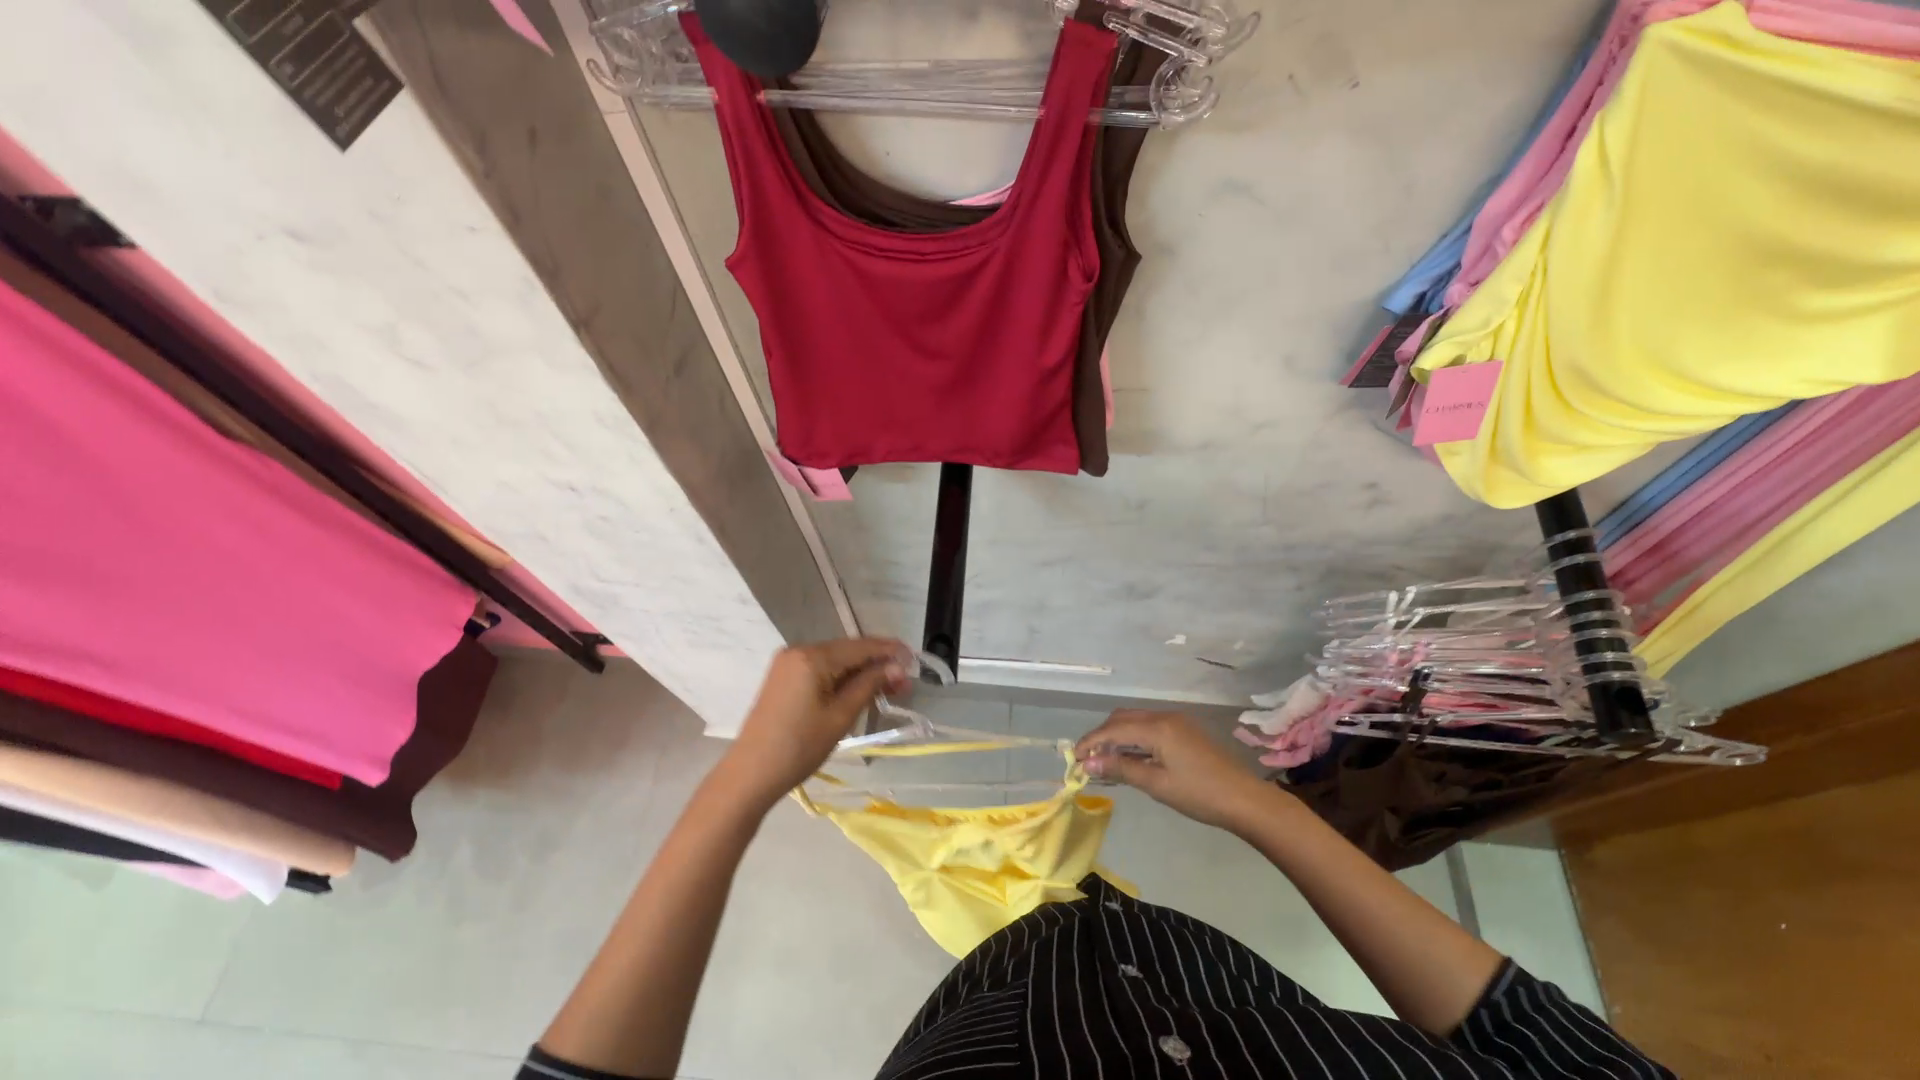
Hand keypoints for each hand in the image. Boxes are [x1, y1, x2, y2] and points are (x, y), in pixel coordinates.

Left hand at [719, 638, 910, 806]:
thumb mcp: (841, 716)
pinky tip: (857, 691)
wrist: (751, 773)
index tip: (915, 660)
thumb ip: (869, 685)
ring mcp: (787, 663)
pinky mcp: (783, 678)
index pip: (860, 647)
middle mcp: (798, 650)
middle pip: (847, 651)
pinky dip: (841, 678)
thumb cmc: (799, 747)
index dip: (889, 652)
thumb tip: (897, 666)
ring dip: (860, 672)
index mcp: (812, 656)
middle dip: (877, 664)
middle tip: (904, 683)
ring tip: (886, 689)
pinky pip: (820, 670)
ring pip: (834, 661)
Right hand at [1074, 710, 1291, 832]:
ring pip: (1136, 721)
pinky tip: (1130, 758)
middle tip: (1088, 760)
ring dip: (1117, 736)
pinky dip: (1134, 738)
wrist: (1245, 799)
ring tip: (1105, 761)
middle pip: (1123, 718)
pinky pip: (1150, 727)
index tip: (1074, 759)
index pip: (1113, 729)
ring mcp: (1177, 722)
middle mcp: (1165, 717)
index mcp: (1158, 727)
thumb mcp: (1156, 784)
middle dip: (1102, 736)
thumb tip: (1089, 763)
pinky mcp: (1185, 731)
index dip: (1091, 742)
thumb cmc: (1199, 794)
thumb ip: (1121, 768)